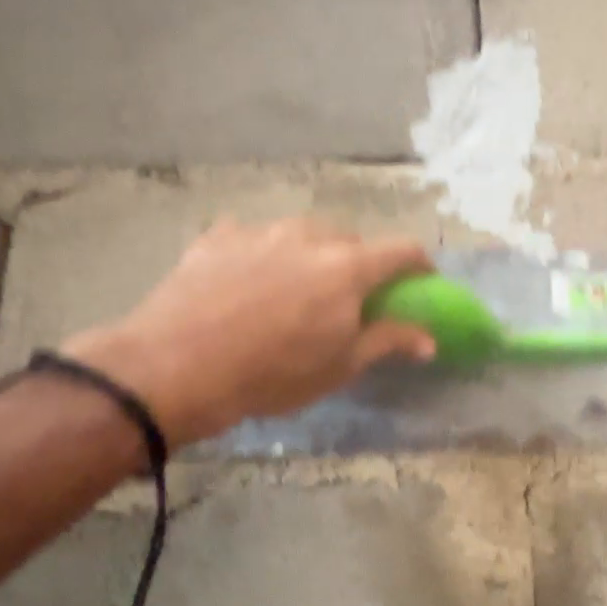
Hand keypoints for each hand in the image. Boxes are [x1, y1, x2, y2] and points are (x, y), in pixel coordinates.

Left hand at [62, 218, 434, 446]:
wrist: (177, 367)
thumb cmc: (274, 373)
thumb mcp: (341, 366)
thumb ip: (388, 341)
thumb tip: (428, 340)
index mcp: (347, 267)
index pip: (401, 251)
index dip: (418, 264)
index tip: (421, 279)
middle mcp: (308, 236)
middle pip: (350, 239)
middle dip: (360, 263)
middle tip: (352, 296)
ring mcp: (259, 231)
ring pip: (301, 234)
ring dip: (312, 254)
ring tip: (298, 287)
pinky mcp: (217, 237)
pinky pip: (254, 237)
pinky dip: (264, 253)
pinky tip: (250, 280)